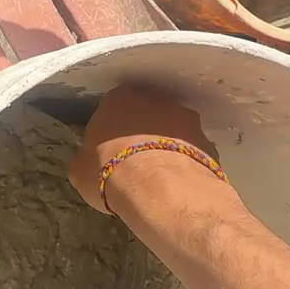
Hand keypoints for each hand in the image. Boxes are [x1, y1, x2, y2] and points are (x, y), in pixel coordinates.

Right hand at [67, 85, 219, 212]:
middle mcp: (155, 100)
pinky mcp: (209, 142)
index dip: (110, 130)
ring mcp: (187, 119)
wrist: (162, 190)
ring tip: (158, 175)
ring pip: (172, 130)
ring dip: (165, 145)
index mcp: (119, 98)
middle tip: (133, 160)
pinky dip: (185, 162)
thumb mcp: (80, 169)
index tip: (107, 149)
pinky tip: (176, 183)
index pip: (111, 108)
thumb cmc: (110, 171)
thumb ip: (86, 156)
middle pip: (146, 114)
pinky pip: (192, 151)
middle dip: (141, 132)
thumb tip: (89, 159)